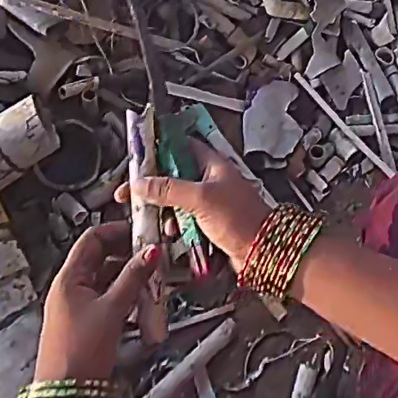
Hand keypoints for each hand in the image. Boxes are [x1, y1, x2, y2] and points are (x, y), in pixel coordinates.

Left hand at [36, 222, 159, 381]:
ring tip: (154, 283)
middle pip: (103, 259)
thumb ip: (133, 278)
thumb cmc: (81, 354)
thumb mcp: (112, 311)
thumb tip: (151, 251)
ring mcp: (79, 306)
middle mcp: (71, 287)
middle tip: (155, 259)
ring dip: (131, 280)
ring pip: (109, 280)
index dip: (118, 232)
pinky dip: (126, 299)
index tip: (143, 233)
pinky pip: (109, 300)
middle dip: (130, 257)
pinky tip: (143, 306)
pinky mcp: (88, 324)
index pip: (93, 238)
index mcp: (69, 278)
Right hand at [116, 141, 270, 272]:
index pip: (181, 146)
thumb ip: (168, 189)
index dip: (160, 148)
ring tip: (160, 220)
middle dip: (156, 186)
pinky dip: (176, 225)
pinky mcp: (208, 223)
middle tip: (135, 194)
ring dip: (165, 210)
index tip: (139, 157)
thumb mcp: (201, 198)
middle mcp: (210, 179)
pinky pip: (184, 219)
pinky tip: (173, 234)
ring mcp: (209, 202)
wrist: (262, 252)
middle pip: (174, 175)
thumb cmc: (240, 218)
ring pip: (176, 200)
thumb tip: (139, 183)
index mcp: (212, 164)